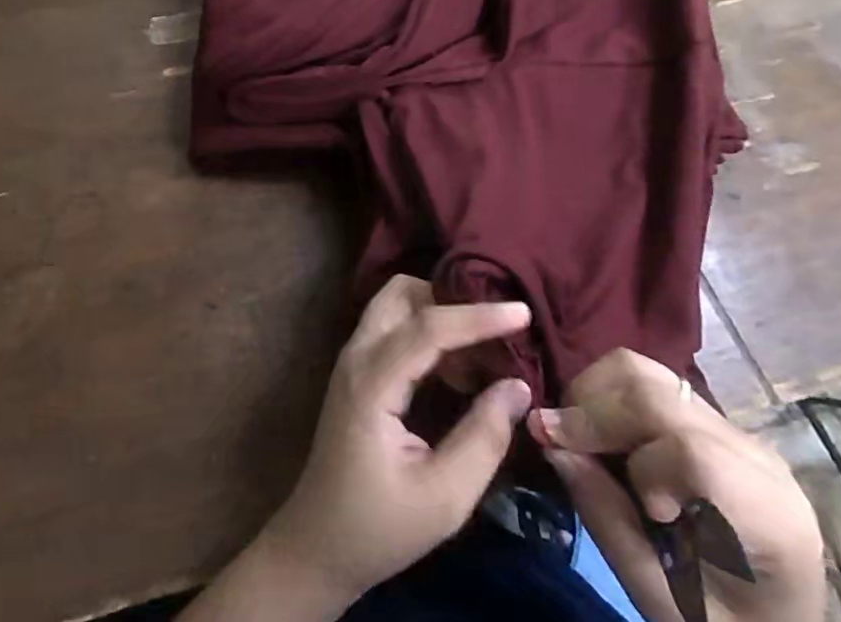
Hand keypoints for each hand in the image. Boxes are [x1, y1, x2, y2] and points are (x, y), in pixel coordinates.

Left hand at [178, 275, 534, 621]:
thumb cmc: (379, 529)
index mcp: (371, 384)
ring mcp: (352, 360)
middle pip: (403, 294)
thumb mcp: (444, 498)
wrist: (317, 546)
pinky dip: (428, 328)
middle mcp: (356, 357)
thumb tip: (518, 385)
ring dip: (439, 312)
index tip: (524, 313)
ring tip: (481, 351)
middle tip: (497, 330)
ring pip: (397, 303)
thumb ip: (484, 437)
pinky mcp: (358, 371)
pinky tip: (456, 365)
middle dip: (452, 300)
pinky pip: (394, 326)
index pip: (427, 327)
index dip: (478, 316)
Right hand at [530, 350, 825, 621]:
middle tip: (554, 440)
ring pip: (646, 371)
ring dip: (595, 392)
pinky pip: (650, 383)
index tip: (604, 489)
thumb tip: (551, 446)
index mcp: (766, 514)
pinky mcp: (709, 419)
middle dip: (592, 410)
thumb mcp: (665, 601)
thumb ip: (610, 522)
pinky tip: (600, 434)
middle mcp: (754, 453)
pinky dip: (608, 395)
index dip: (637, 463)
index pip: (693, 452)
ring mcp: (732, 428)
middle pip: (658, 391)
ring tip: (577, 434)